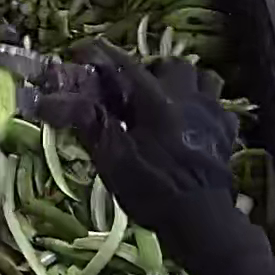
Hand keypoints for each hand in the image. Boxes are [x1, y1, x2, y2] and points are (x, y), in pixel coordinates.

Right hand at [33, 41, 274, 274]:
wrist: (201, 221)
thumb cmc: (152, 190)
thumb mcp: (111, 158)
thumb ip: (86, 122)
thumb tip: (47, 101)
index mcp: (156, 100)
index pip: (123, 64)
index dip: (100, 55)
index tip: (80, 52)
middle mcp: (187, 97)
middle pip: (170, 65)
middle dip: (149, 71)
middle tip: (132, 91)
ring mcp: (213, 113)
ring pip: (202, 78)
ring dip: (182, 83)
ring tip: (165, 101)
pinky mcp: (227, 133)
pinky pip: (218, 106)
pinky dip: (203, 107)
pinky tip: (191, 123)